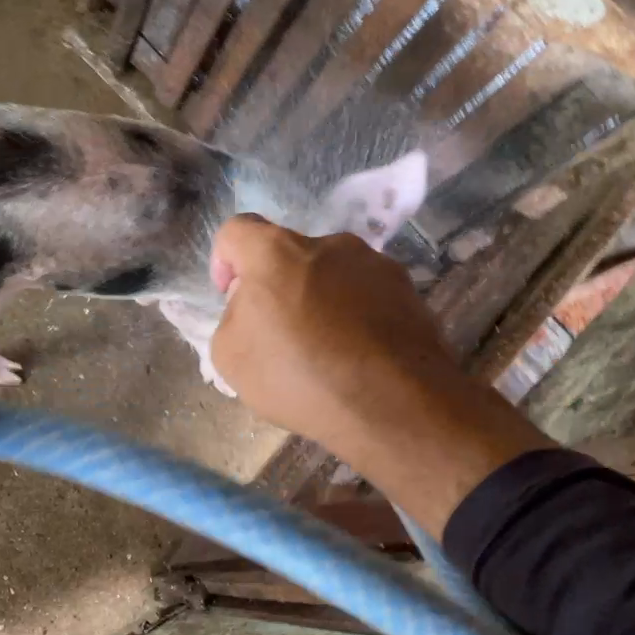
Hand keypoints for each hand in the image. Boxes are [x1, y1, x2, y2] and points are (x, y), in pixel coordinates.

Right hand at [210, 215, 551, 536]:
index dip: (225, 260)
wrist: (391, 404)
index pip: (237, 231)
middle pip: (289, 256)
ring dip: (319, 301)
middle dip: (277, 287)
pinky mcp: (409, 291)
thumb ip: (233, 317)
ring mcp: (376, 264)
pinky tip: (355, 358)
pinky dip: (354, 318)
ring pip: (332, 276)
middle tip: (276, 335)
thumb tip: (253, 306)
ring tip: (322, 351)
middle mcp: (330, 244)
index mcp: (276, 252)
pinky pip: (367, 297)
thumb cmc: (297, 377)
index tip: (229, 295)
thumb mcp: (230, 357)